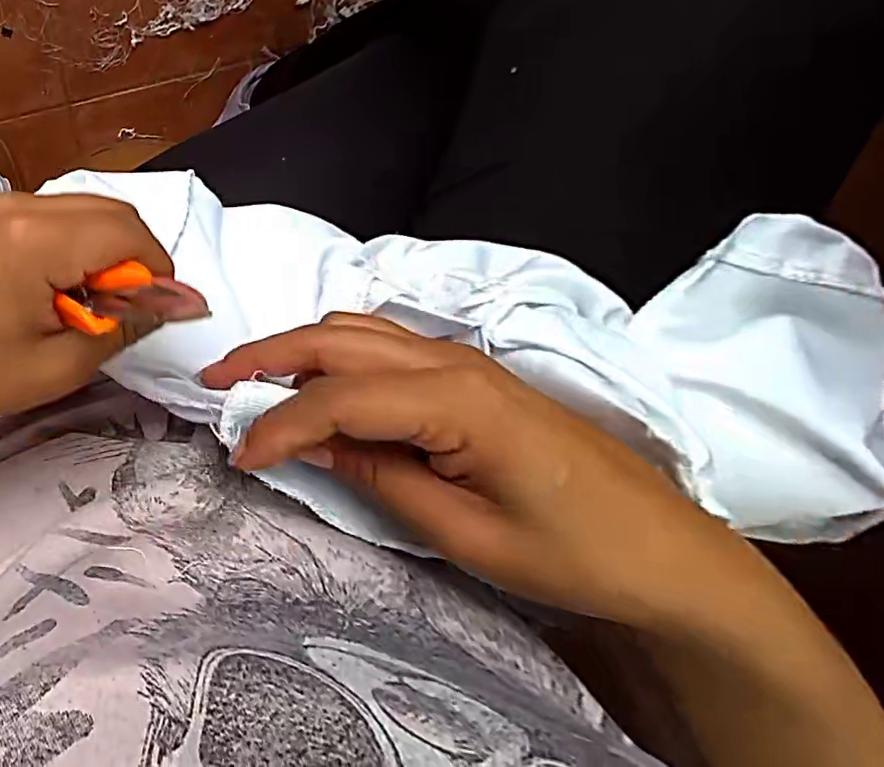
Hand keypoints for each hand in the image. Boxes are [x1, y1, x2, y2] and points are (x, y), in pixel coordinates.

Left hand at [0, 193, 172, 428]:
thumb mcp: (66, 364)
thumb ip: (128, 323)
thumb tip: (179, 303)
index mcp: (35, 239)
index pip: (127, 233)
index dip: (155, 271)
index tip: (153, 309)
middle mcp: (22, 206)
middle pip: (115, 212)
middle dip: (136, 259)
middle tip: (124, 308)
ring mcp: (8, 204)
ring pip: (95, 210)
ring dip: (111, 251)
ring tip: (93, 300)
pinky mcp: (1, 213)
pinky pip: (68, 214)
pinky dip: (86, 244)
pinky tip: (68, 284)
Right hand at [199, 313, 779, 636]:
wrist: (668, 550)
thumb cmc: (573, 552)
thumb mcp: (464, 533)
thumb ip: (379, 474)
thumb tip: (306, 441)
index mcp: (454, 398)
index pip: (338, 398)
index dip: (279, 424)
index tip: (239, 456)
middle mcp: (450, 359)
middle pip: (337, 341)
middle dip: (269, 356)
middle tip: (216, 380)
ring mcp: (460, 358)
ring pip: (358, 331)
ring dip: (299, 347)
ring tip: (253, 375)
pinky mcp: (466, 370)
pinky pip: (383, 343)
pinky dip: (336, 354)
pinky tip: (318, 377)